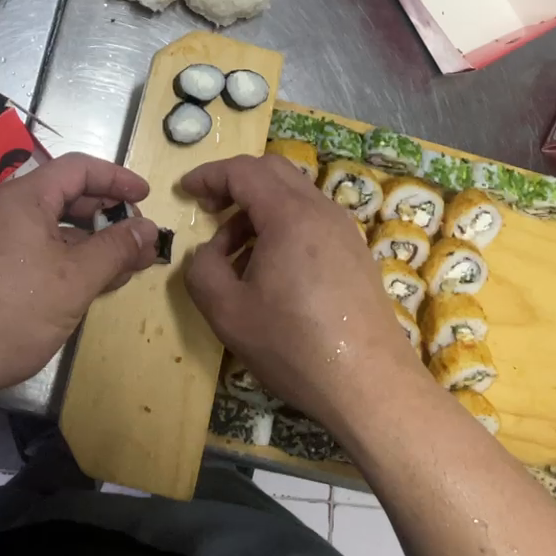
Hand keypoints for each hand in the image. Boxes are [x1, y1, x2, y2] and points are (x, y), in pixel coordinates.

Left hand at [0, 153, 159, 405]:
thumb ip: (115, 249)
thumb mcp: (74, 281)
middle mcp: (3, 209)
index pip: (78, 168)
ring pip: (48, 226)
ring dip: (86, 241)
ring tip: (119, 266)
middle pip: (63, 194)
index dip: (116, 178)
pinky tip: (81, 285)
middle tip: (136, 237)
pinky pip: (31, 247)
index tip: (147, 197)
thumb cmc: (10, 313)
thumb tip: (148, 228)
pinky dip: (62, 257)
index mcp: (24, 198)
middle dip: (105, 213)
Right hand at [182, 155, 427, 432]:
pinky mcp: (355, 253)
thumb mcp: (228, 313)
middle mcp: (321, 211)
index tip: (185, 190)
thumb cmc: (294, 346)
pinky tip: (270, 269)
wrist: (371, 385)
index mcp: (289, 215)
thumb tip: (207, 252)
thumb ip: (202, 270)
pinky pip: (312, 219)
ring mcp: (344, 231)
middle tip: (209, 211)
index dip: (209, 175)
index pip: (243, 170)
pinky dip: (282, 225)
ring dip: (258, 208)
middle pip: (272, 171)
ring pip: (294, 195)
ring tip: (234, 253)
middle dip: (235, 182)